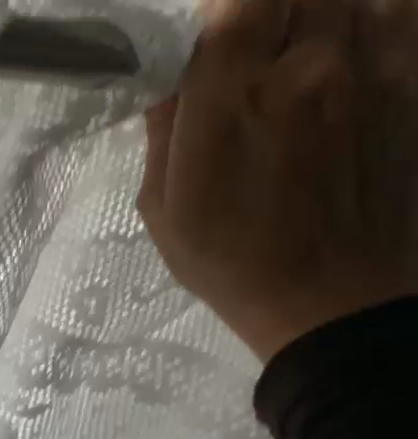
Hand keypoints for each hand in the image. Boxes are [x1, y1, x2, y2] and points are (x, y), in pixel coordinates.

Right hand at [138, 0, 417, 360]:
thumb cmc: (229, 256)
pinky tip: (349, 57)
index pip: (235, 3)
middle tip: (251, 53)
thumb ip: (167, 132)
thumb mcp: (164, 206)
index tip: (208, 39)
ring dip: (323, 16)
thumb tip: (170, 83)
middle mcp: (311, 67)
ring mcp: (379, 67)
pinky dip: (374, 24)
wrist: (334, 290)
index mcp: (234, 101)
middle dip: (269, 13)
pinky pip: (400, 18)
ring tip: (302, 57)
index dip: (221, 12)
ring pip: (355, 0)